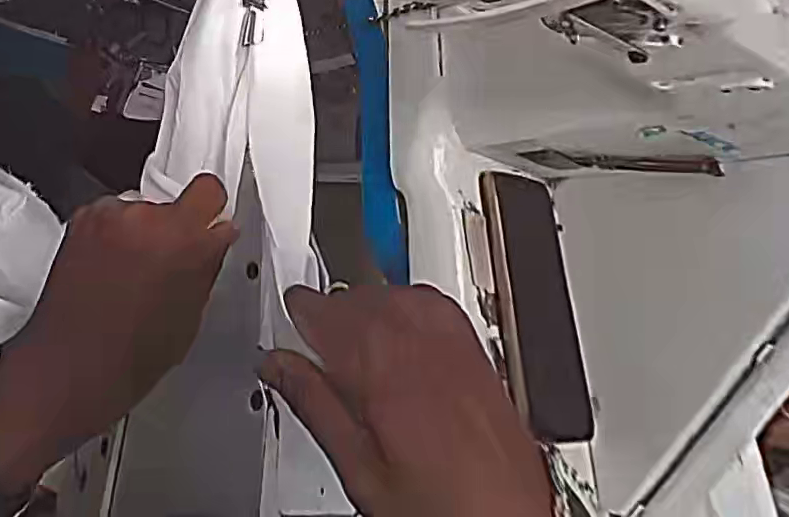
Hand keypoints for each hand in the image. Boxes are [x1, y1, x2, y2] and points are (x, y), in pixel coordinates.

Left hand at [0, 173, 237, 492]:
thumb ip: (206, 265)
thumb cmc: (122, 361)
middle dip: (174, 228)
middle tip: (165, 262)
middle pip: (176, 202)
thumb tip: (215, 240)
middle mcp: (150, 220)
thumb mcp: (189, 317)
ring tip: (129, 273)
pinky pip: (112, 215)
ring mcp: (114, 216)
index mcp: (186, 242)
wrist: (64, 372)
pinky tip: (108, 270)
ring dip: (140, 231)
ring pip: (142, 208)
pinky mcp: (85, 219)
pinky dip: (113, 234)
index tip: (209, 216)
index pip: (211, 190)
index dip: (211, 206)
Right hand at [260, 285, 552, 516]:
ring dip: (364, 320)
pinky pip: (414, 297)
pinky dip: (399, 313)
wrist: (512, 513)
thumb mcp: (358, 466)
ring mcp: (439, 322)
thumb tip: (276, 364)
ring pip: (377, 293)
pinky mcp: (461, 327)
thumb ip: (311, 401)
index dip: (294, 321)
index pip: (313, 305)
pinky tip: (401, 351)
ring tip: (370, 373)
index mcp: (374, 355)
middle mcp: (407, 325)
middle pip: (344, 298)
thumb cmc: (444, 503)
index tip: (288, 337)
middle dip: (329, 328)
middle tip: (329, 371)